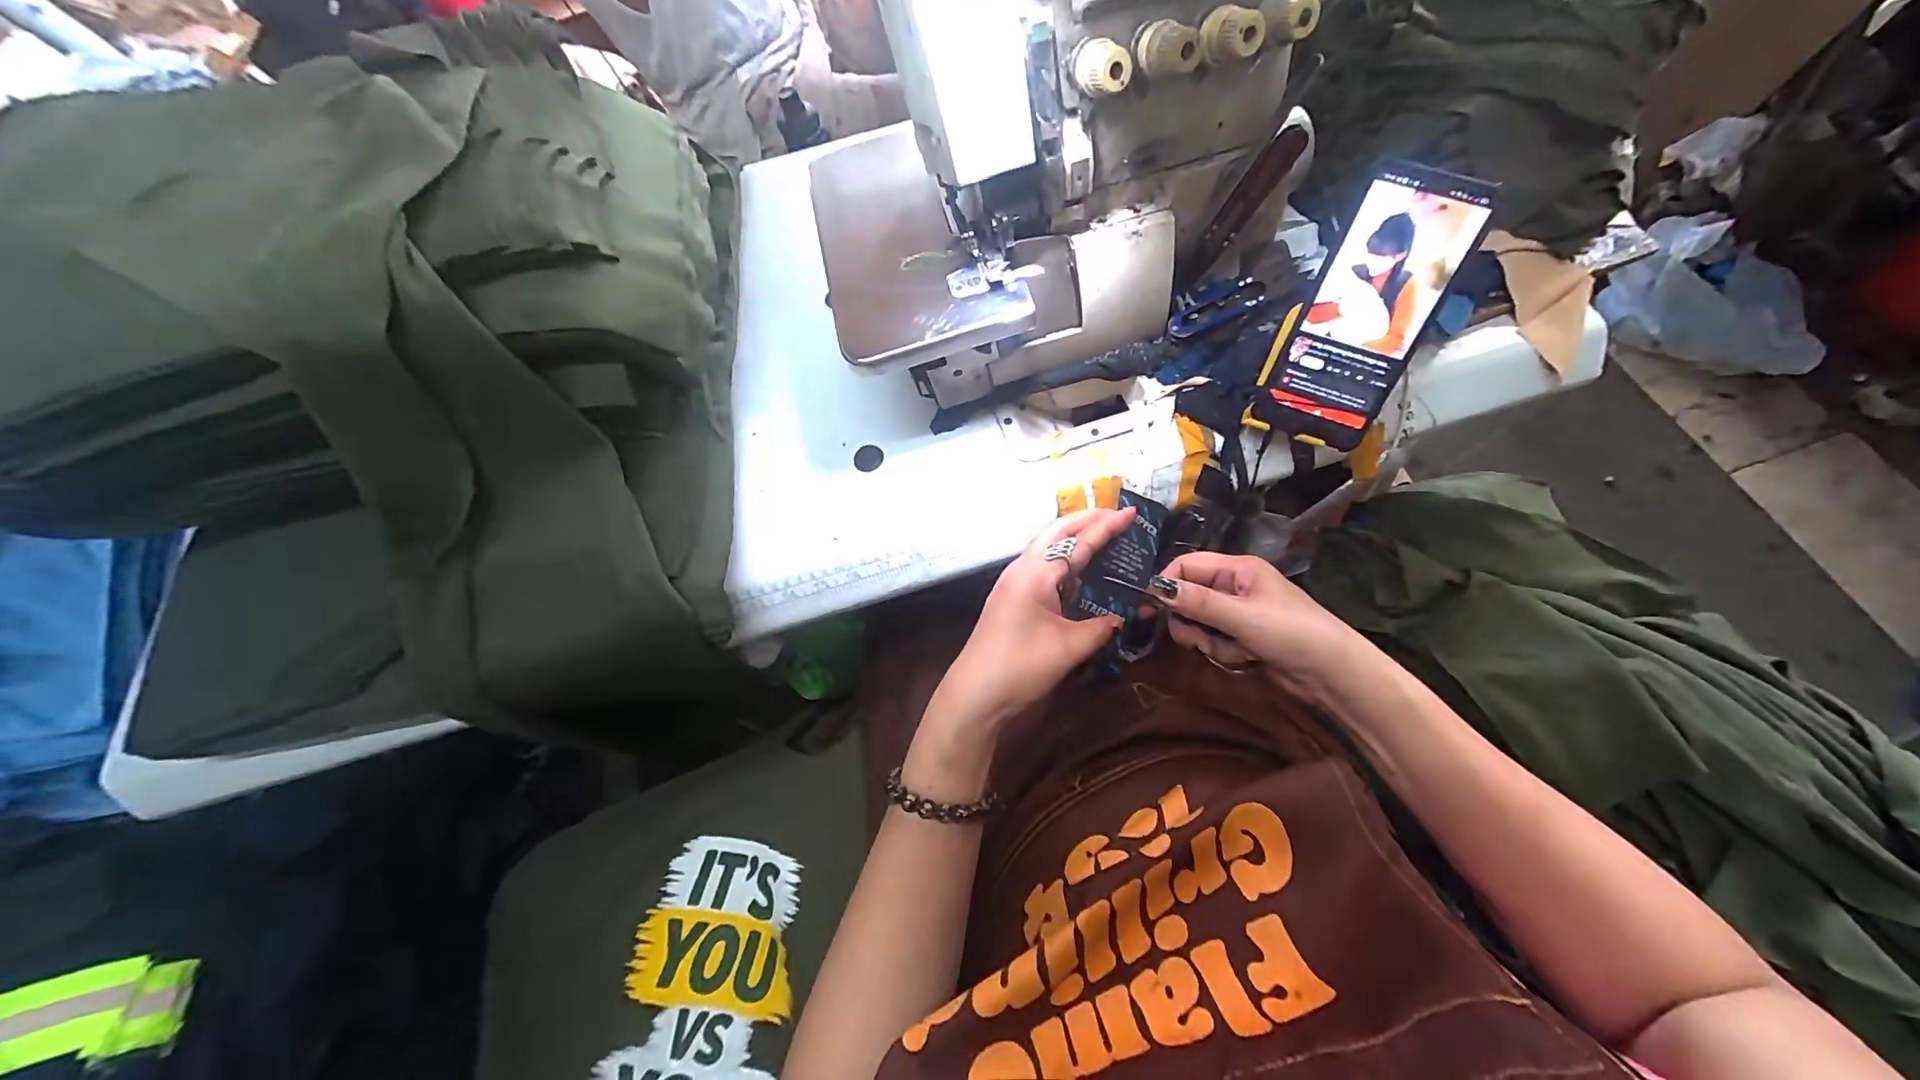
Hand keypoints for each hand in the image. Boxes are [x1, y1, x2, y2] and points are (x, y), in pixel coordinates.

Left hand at [921, 507, 1136, 740]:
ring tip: (1104, 535)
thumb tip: (1122, 617)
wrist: (976, 694)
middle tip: (1118, 517)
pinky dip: (1065, 561)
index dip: (1106, 525)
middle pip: (1057, 533)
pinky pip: (1043, 568)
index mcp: (1036, 573)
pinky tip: (1081, 571)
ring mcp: (1014, 583)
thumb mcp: (1070, 647)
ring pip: (1048, 549)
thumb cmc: (1021, 666)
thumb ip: (1101, 627)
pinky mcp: (1012, 599)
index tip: (1131, 512)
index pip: (1077, 540)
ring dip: (1074, 538)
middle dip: (1087, 521)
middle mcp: (1022, 570)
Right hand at [1149, 551, 1383, 701]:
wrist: (1334, 675)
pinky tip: (1246, 659)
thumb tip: (1156, 588)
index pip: (1186, 565)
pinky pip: (1214, 640)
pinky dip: (1223, 652)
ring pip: (1198, 622)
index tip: (1148, 609)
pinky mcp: (1242, 637)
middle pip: (1188, 596)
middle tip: (1198, 639)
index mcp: (1237, 568)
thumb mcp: (1241, 616)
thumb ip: (1197, 602)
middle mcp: (1234, 586)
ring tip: (1234, 651)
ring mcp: (1238, 613)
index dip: (1166, 584)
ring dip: (1208, 640)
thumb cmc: (1292, 633)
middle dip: (1190, 620)